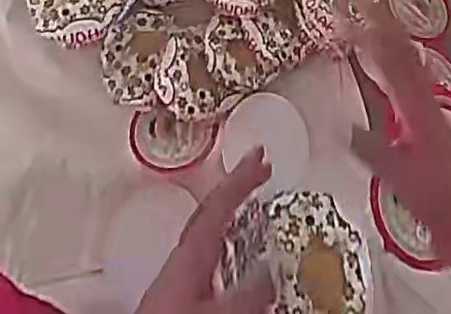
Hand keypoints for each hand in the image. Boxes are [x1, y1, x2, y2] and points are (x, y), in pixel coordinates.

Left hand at [136, 150, 274, 313]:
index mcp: (189, 251)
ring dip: (234, 215)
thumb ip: (243, 296)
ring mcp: (180, 276)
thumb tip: (270, 274)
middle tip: (261, 167)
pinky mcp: (179, 296)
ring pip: (211, 234)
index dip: (240, 177)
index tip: (260, 154)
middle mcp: (183, 257)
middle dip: (238, 188)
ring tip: (256, 204)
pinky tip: (240, 259)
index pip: (218, 203)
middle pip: (212, 211)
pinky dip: (229, 246)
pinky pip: (210, 257)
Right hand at [350, 18, 450, 248]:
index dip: (377, 39)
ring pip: (412, 61)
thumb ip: (373, 151)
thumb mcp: (399, 177)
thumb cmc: (436, 196)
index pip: (394, 65)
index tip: (360, 18)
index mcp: (415, 111)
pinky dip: (405, 56)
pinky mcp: (433, 113)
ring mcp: (431, 105)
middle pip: (404, 55)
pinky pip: (416, 74)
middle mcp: (425, 101)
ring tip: (379, 19)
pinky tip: (401, 52)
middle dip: (385, 28)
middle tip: (367, 7)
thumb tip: (347, 129)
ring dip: (395, 38)